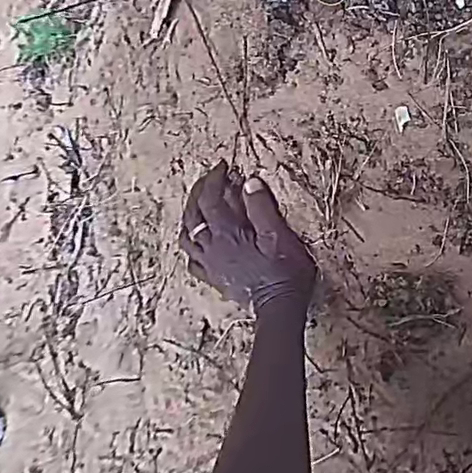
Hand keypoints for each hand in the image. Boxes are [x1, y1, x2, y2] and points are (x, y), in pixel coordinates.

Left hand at [179, 162, 316, 316]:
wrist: (279, 306)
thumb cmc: (284, 270)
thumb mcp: (279, 234)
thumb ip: (261, 207)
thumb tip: (249, 181)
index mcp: (227, 233)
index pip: (211, 199)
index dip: (215, 179)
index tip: (224, 166)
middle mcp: (212, 247)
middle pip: (193, 214)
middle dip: (199, 192)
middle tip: (211, 179)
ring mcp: (210, 264)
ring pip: (187, 236)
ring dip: (190, 216)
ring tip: (200, 205)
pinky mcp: (213, 277)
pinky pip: (193, 259)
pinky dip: (193, 245)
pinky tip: (200, 242)